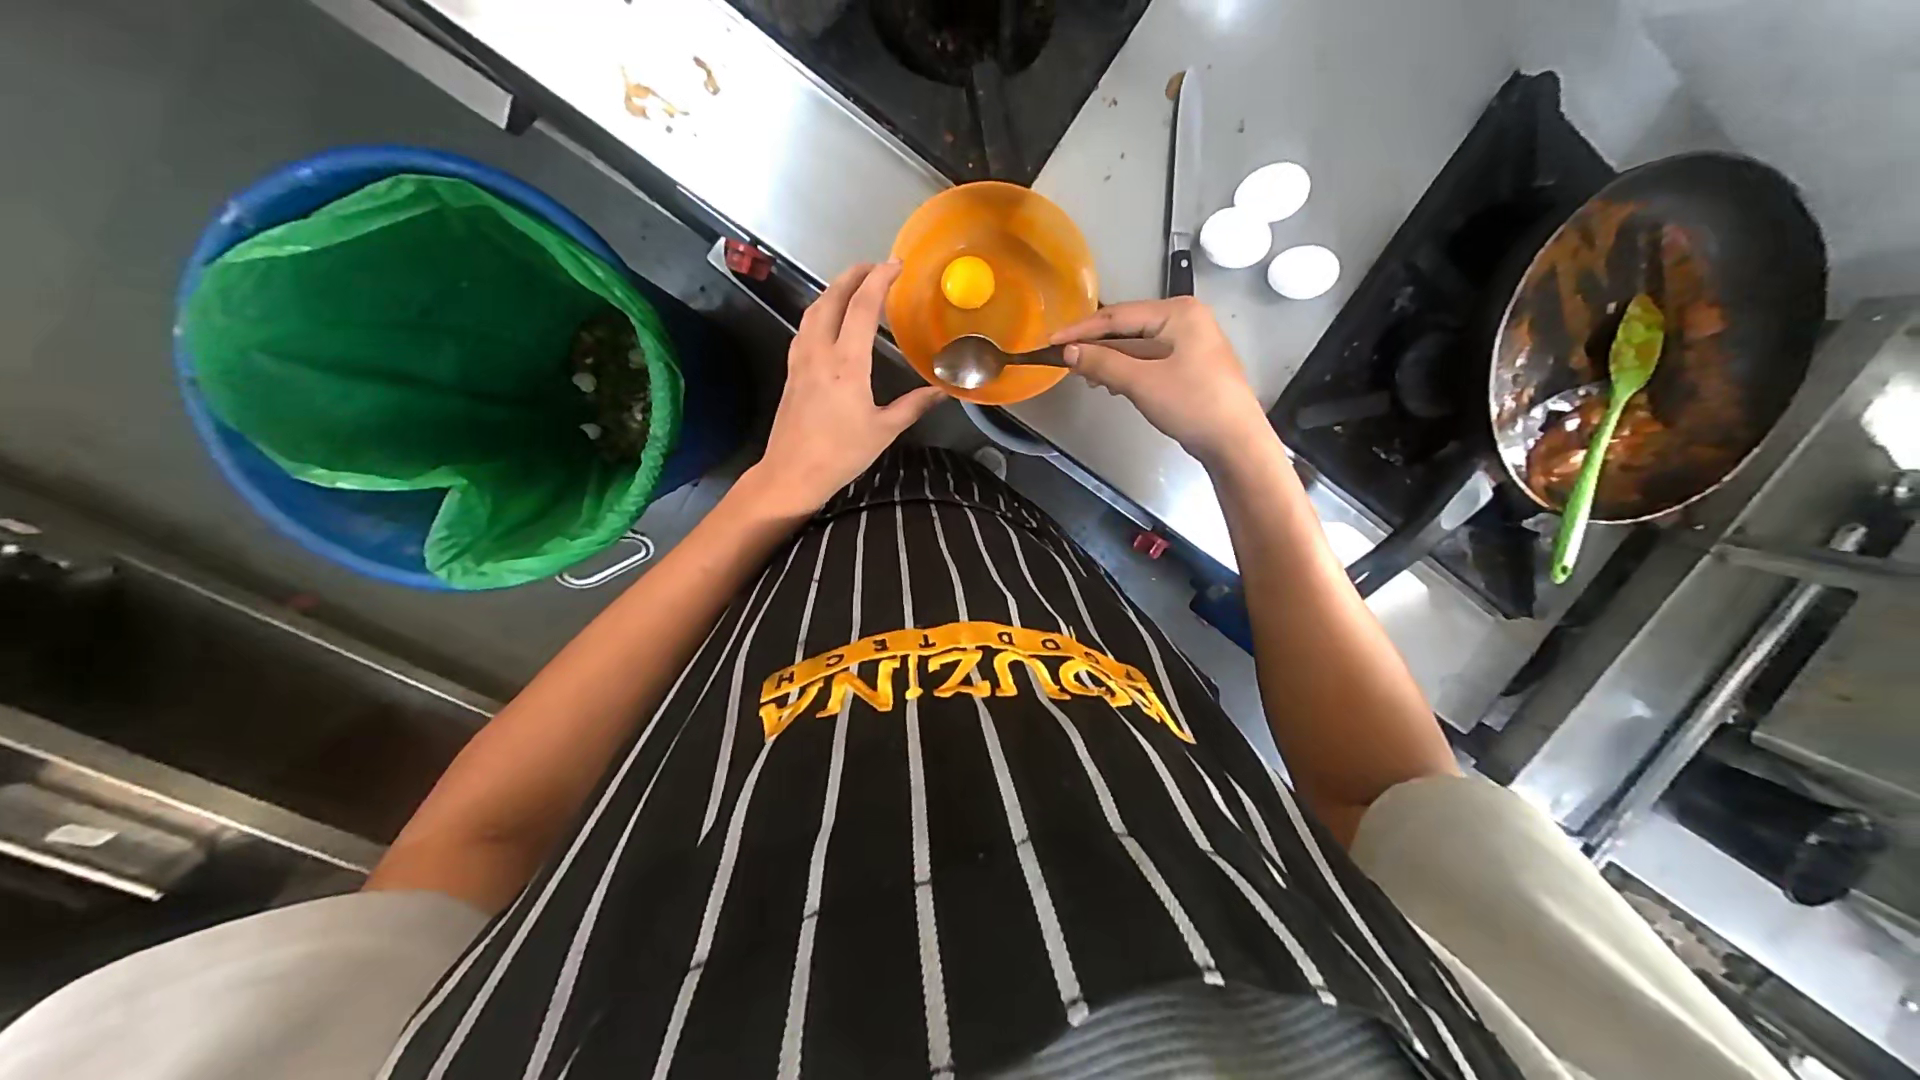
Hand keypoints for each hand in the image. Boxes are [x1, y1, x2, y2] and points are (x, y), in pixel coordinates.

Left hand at [745, 261, 944, 514]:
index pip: (862, 306)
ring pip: (814, 309)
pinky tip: (830, 319)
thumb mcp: (884, 430)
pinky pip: (806, 327)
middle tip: (875, 267)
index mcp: (847, 362)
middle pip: (832, 297)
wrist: (792, 472)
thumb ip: (914, 406)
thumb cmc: (841, 453)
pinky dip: (821, 310)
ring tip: (854, 285)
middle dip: (853, 275)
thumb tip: (941, 391)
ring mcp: (801, 358)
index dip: (880, 280)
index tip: (896, 266)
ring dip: (834, 290)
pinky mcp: (792, 369)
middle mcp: (820, 351)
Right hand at [1051, 297, 1269, 466]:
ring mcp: (1189, 343)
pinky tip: (1110, 383)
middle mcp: (1185, 319)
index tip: (1051, 341)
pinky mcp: (1188, 366)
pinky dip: (1126, 370)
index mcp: (1178, 312)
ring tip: (1084, 375)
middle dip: (1095, 345)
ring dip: (1109, 360)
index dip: (1081, 329)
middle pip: (1127, 328)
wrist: (1235, 442)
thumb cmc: (1193, 404)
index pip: (1117, 316)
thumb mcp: (1142, 382)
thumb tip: (1069, 352)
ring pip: (1136, 346)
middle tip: (1064, 359)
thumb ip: (1103, 363)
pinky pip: (1148, 361)